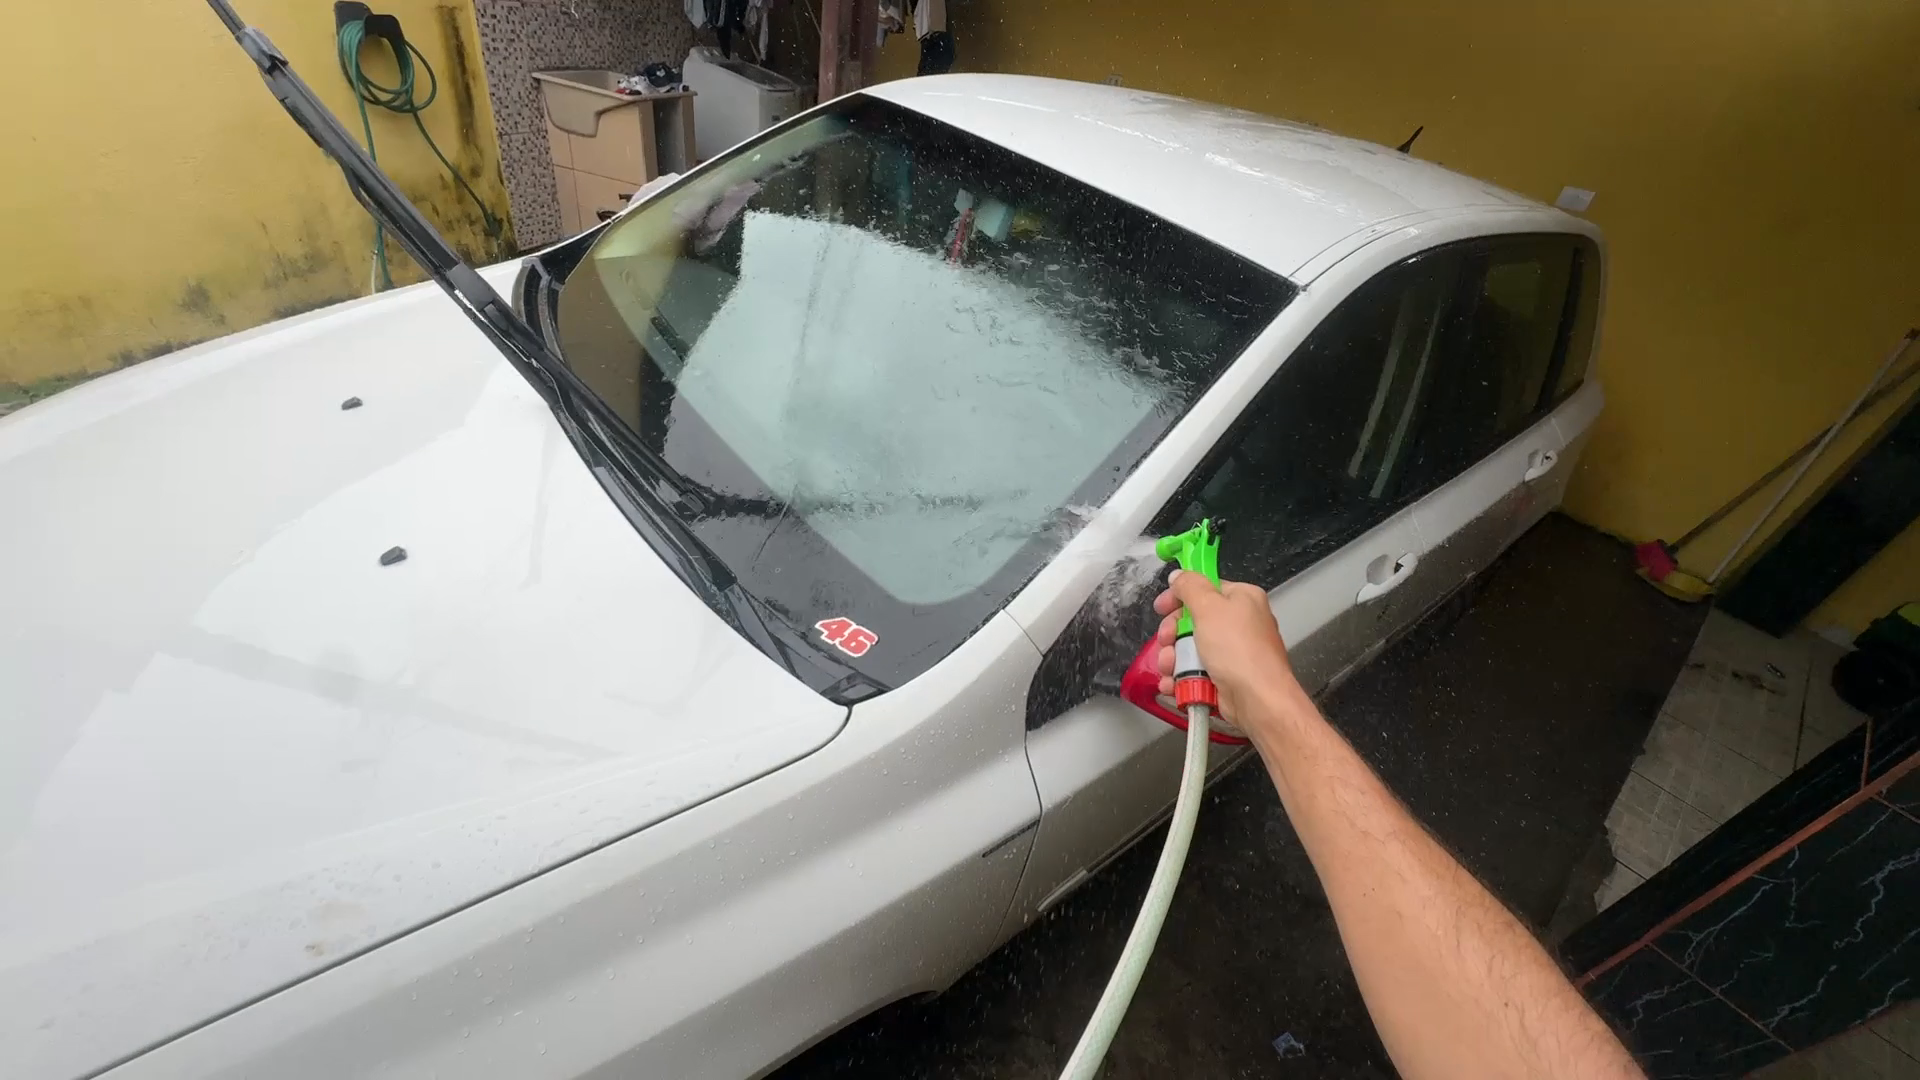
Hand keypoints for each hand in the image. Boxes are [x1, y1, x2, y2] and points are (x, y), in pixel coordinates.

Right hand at [1153, 570, 1297, 725]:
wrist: (1257, 700)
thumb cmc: (1237, 649)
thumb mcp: (1209, 607)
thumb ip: (1190, 587)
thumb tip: (1178, 575)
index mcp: (1242, 599)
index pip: (1204, 588)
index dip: (1179, 597)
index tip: (1161, 608)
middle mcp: (1240, 622)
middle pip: (1192, 620)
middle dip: (1172, 634)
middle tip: (1166, 642)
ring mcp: (1232, 652)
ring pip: (1189, 648)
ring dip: (1173, 659)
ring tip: (1170, 669)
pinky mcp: (1224, 676)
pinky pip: (1195, 671)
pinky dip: (1181, 677)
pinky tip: (1172, 683)